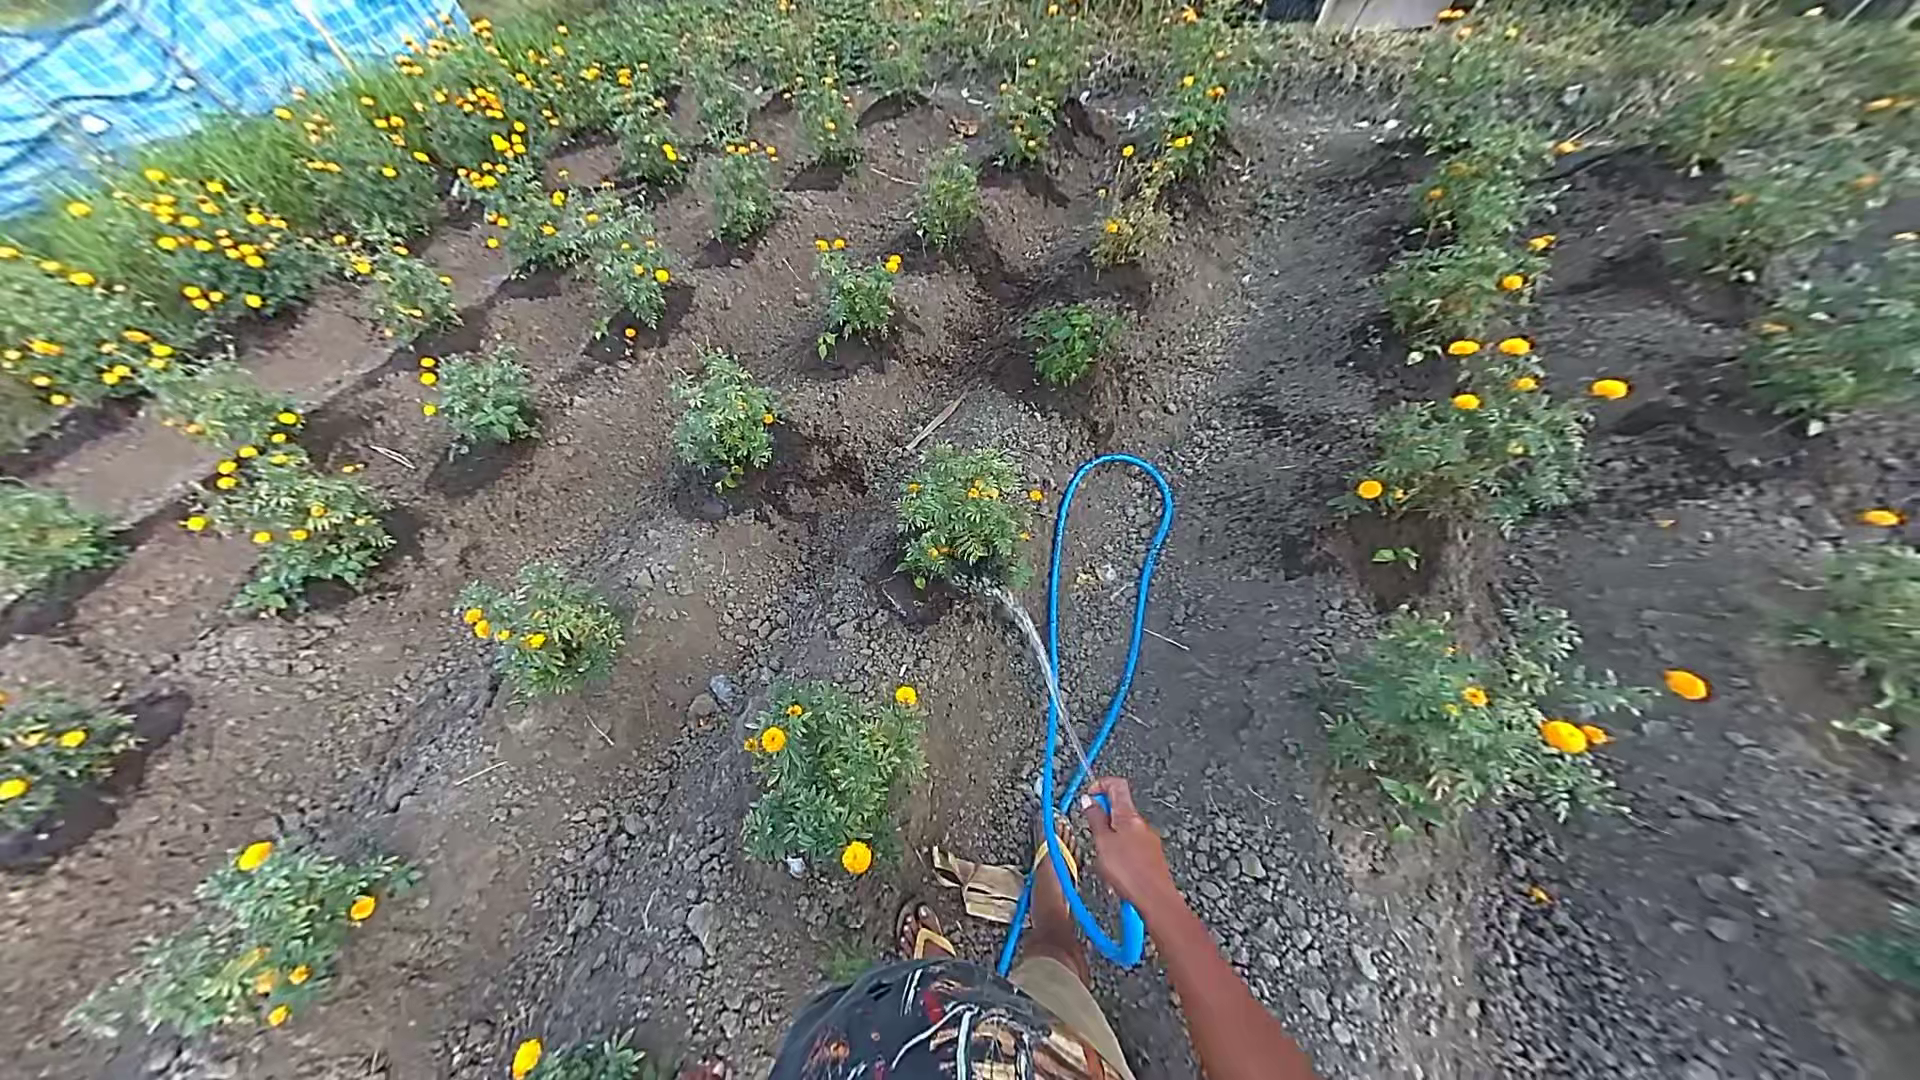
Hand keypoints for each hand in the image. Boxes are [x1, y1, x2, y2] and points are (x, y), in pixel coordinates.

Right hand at [1080, 777, 1182, 917]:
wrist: (1156, 900)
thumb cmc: (1130, 872)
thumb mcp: (1102, 842)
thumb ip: (1095, 818)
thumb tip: (1089, 800)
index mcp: (1128, 815)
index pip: (1116, 784)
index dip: (1100, 785)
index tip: (1089, 797)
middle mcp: (1141, 823)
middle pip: (1119, 808)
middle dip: (1102, 819)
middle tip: (1095, 836)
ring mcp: (1148, 840)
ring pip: (1124, 830)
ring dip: (1111, 839)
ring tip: (1106, 860)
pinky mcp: (1151, 856)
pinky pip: (1131, 847)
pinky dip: (1121, 853)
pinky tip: (1117, 872)